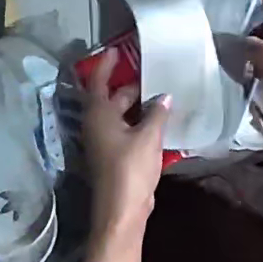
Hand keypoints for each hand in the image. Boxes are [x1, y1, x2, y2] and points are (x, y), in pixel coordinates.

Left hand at [79, 48, 170, 261]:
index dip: (106, 65)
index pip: (99, 82)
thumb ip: (157, 113)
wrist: (122, 211)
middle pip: (112, 98)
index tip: (116, 50)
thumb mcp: (148, 136)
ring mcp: (106, 142)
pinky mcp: (116, 156)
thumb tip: (165, 96)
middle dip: (130, 85)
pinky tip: (160, 120)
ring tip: (161, 92)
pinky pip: (128, 131)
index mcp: (99, 115)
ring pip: (121, 115)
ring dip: (138, 105)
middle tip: (151, 72)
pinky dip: (141, 122)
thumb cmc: (130, 168)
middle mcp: (98, 126)